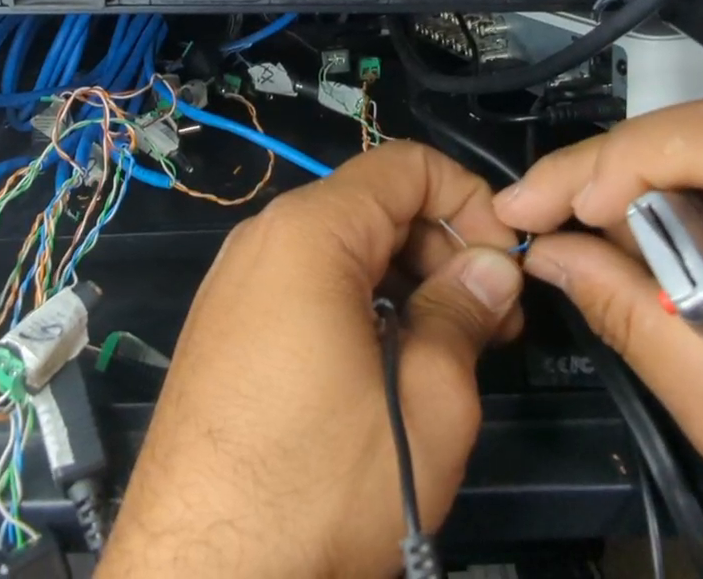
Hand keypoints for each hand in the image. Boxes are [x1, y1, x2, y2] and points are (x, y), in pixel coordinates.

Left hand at [99, 142, 524, 578]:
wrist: (197, 577)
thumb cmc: (317, 485)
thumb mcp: (424, 401)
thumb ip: (463, 313)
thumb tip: (492, 268)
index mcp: (306, 233)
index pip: (406, 165)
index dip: (470, 203)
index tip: (505, 267)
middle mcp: (260, 242)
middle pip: (372, 206)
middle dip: (441, 248)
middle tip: (491, 320)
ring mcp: (234, 286)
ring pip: (341, 251)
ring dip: (405, 283)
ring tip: (448, 350)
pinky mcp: (225, 330)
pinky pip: (304, 289)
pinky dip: (359, 307)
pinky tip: (387, 367)